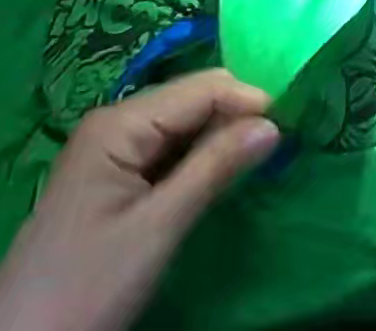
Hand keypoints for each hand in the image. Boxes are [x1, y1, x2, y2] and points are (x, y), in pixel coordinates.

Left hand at [0, 69, 280, 330]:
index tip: (289, 126)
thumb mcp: (158, 227)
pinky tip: (218, 172)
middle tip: (277, 144)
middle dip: (236, 114)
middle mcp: (116, 122)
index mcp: (120, 122)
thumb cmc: (86, 287)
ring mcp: (112, 149)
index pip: (202, 89)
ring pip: (185, 124)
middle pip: (193, 99)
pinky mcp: (114, 176)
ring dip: (221, 135)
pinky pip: (169, 149)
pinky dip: (200, 156)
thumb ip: (216, 167)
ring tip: (257, 157)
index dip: (248, 100)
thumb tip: (274, 123)